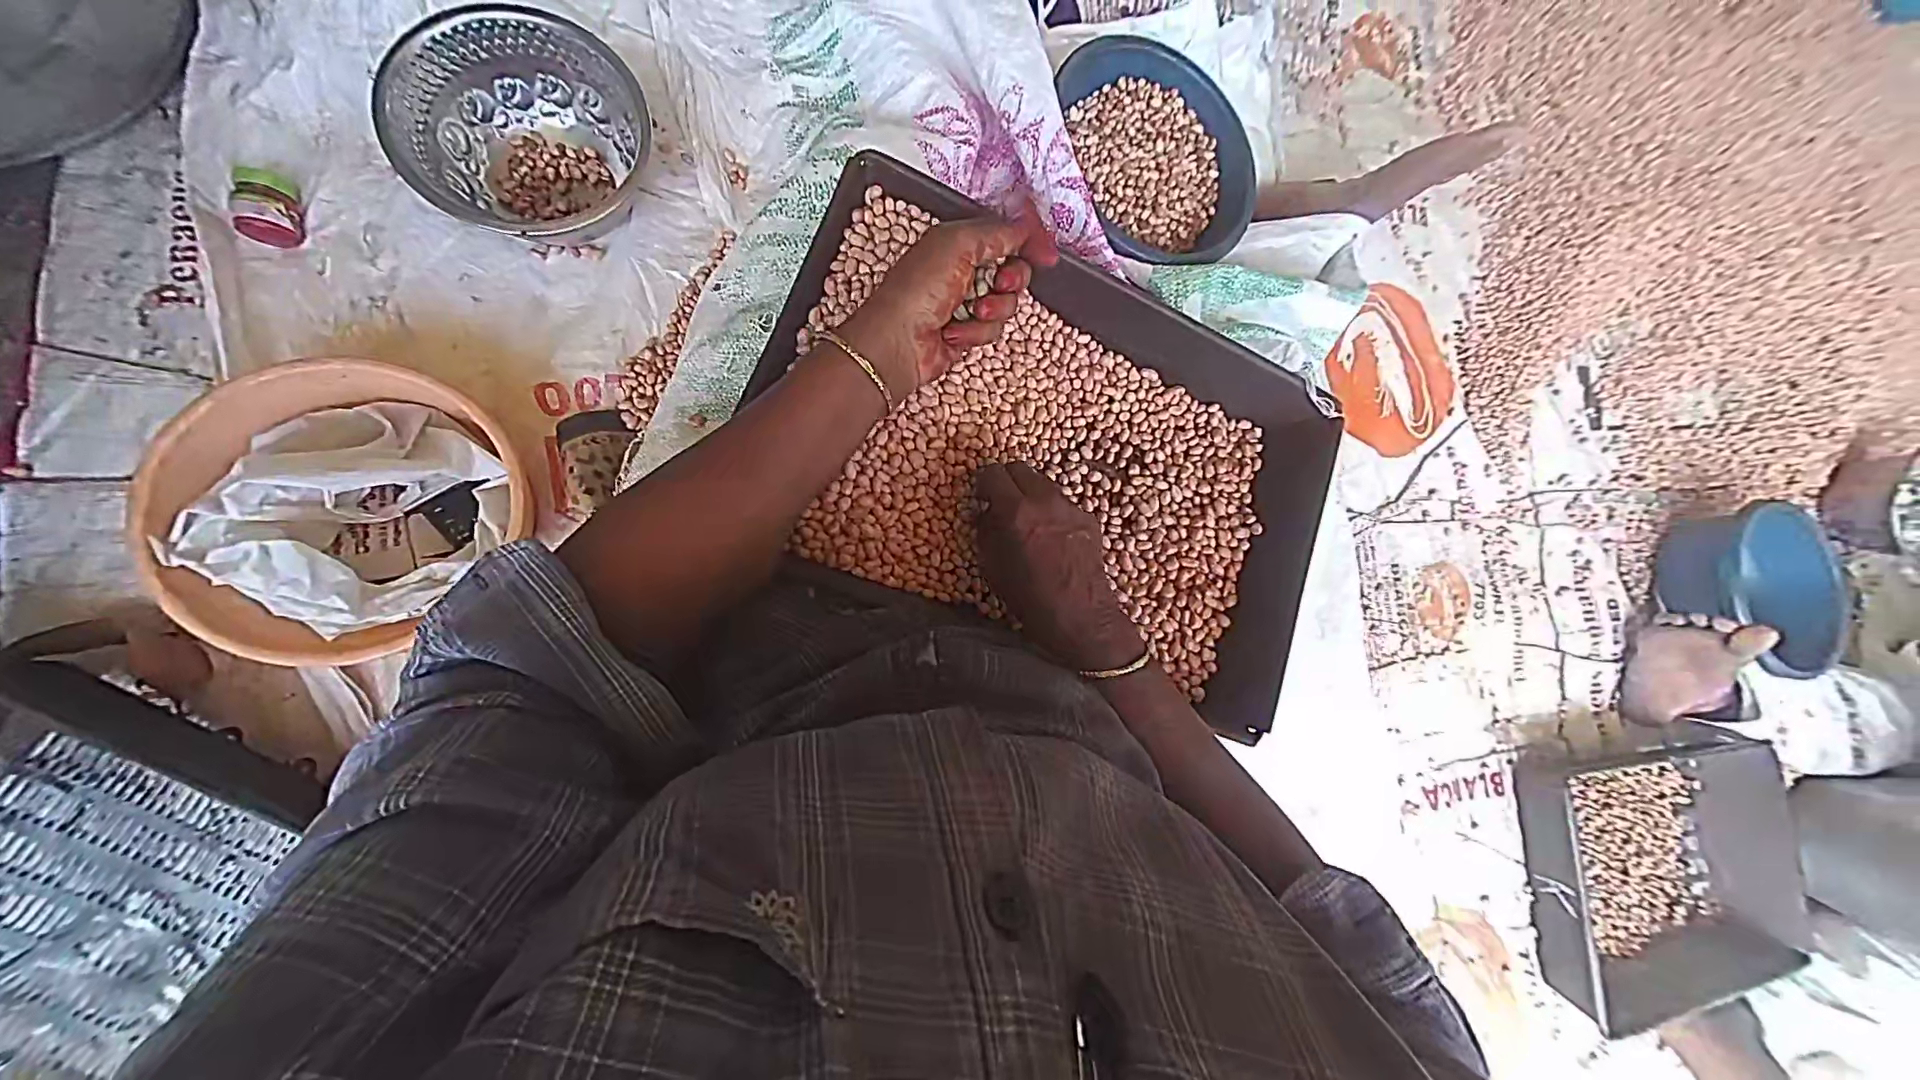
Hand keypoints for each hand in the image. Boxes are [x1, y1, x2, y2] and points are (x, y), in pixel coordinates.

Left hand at [838, 198, 1058, 397]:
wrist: (899, 342)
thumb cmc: (918, 290)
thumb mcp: (958, 245)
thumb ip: (997, 233)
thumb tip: (1024, 225)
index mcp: (959, 243)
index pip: (1005, 236)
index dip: (1028, 243)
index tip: (1046, 253)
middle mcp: (964, 271)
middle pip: (1013, 272)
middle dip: (1012, 280)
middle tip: (999, 284)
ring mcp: (966, 304)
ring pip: (1007, 305)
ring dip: (993, 310)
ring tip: (969, 312)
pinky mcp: (967, 333)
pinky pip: (992, 330)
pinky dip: (976, 332)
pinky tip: (953, 333)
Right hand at [974, 462, 1143, 671]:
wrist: (1081, 618)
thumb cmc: (1030, 599)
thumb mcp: (993, 567)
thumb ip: (986, 532)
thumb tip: (984, 513)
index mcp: (1016, 512)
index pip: (993, 473)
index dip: (982, 483)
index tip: (980, 496)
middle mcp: (1045, 501)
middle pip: (1019, 469)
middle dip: (1005, 481)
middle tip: (999, 503)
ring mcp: (1070, 507)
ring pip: (1043, 484)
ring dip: (1028, 494)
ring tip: (1024, 520)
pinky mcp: (1088, 518)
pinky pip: (1061, 503)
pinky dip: (1050, 511)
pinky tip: (1049, 536)